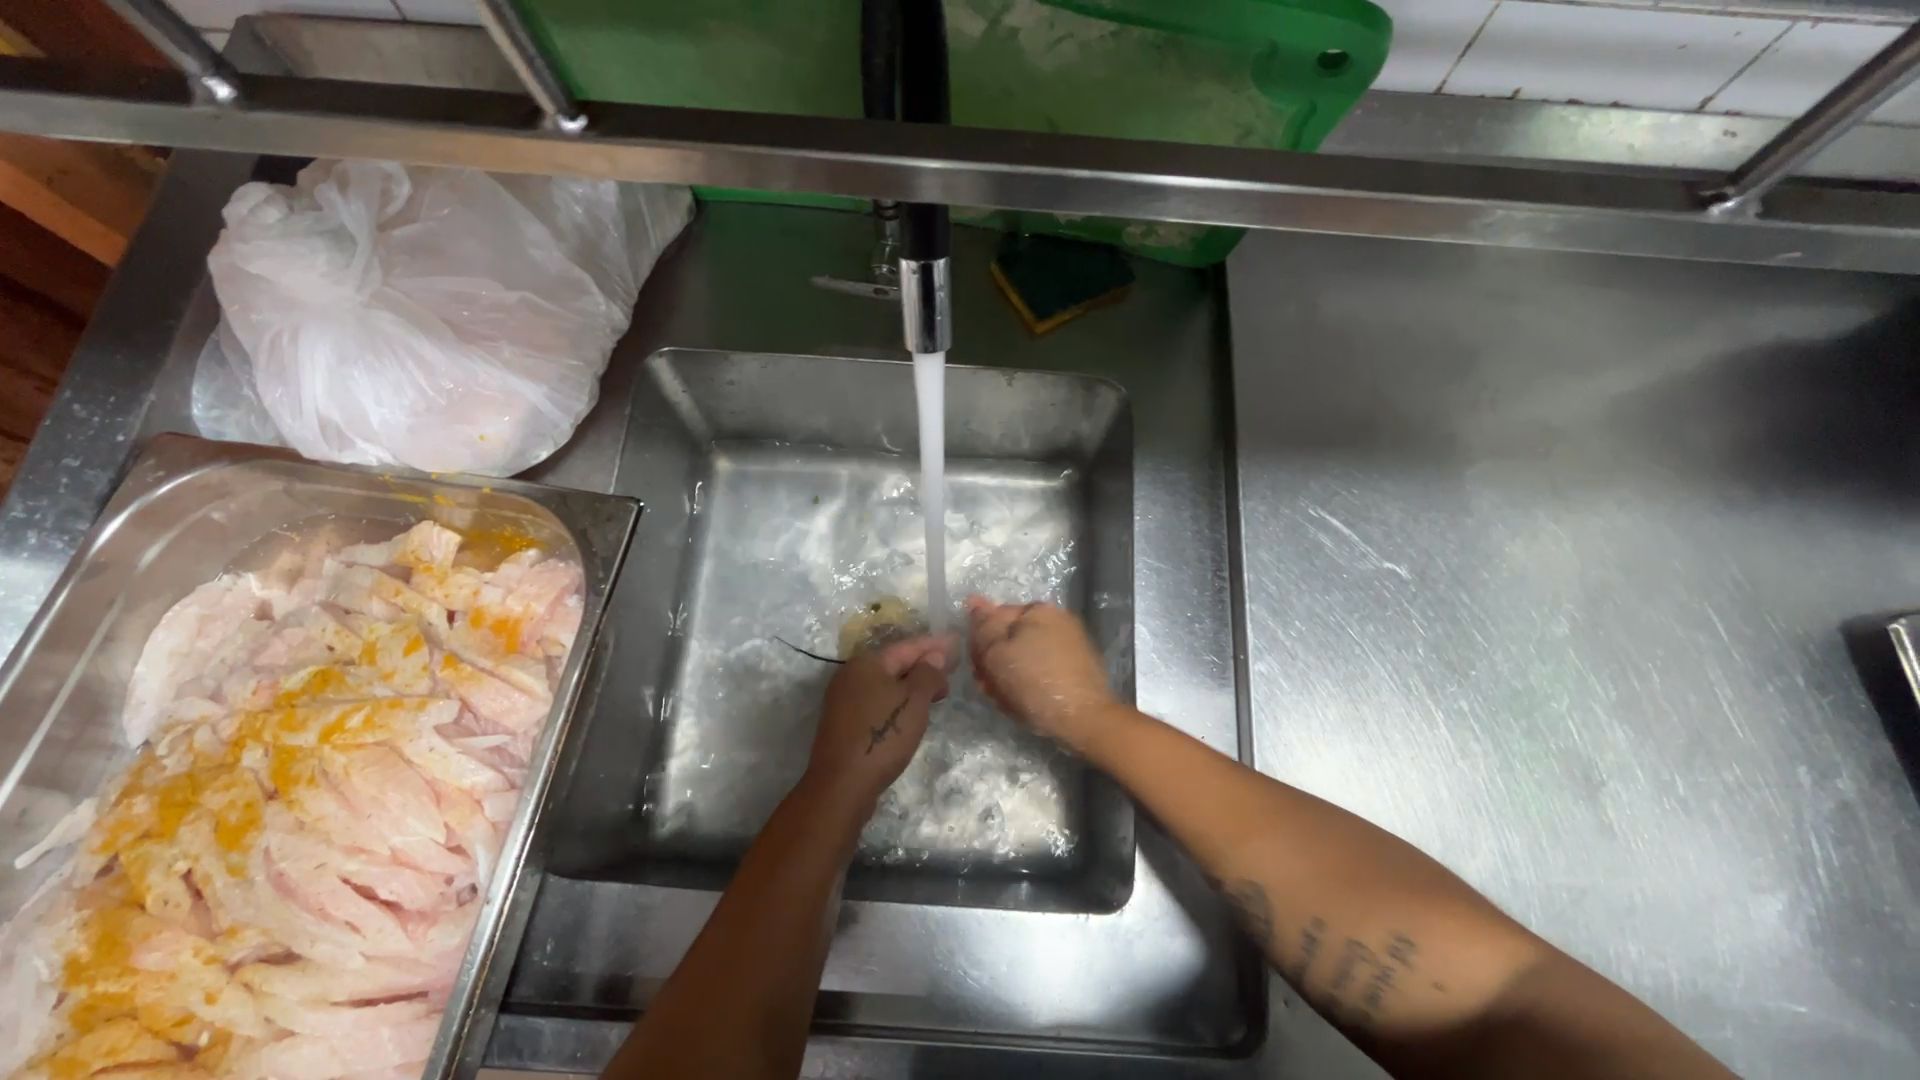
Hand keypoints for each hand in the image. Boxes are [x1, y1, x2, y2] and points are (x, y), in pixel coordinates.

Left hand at [805, 636, 949, 809]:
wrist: (842, 784)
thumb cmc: (882, 735)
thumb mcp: (914, 701)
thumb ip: (927, 675)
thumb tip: (934, 657)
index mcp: (866, 664)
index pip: (907, 647)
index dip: (933, 645)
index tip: (955, 643)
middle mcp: (850, 676)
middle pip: (893, 665)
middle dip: (923, 666)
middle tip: (950, 670)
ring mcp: (843, 702)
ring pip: (885, 686)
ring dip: (911, 686)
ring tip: (936, 692)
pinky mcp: (843, 725)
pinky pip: (877, 703)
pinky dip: (897, 703)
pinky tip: (910, 714)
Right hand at [965, 595, 1117, 750]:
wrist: (1083, 719)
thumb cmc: (1034, 682)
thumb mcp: (997, 654)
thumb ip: (983, 628)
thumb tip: (974, 600)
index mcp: (1038, 610)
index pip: (993, 619)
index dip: (980, 645)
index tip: (978, 670)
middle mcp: (1056, 621)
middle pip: (1010, 639)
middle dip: (995, 664)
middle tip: (990, 688)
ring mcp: (1069, 645)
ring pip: (1024, 659)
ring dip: (1010, 678)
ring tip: (1009, 701)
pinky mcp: (1077, 669)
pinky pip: (1042, 672)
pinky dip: (1031, 685)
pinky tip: (1027, 704)